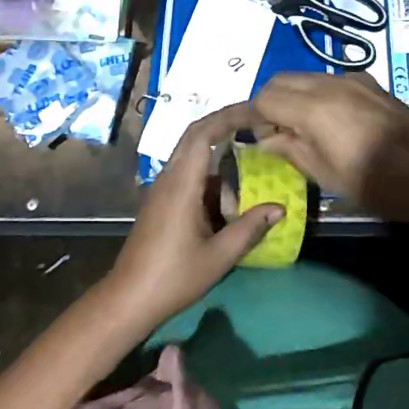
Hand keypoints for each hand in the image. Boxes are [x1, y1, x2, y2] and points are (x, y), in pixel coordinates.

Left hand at [103, 102, 282, 330]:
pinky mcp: (161, 204)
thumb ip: (250, 228)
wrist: (128, 299)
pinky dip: (212, 185)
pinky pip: (189, 180)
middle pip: (196, 138)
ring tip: (248, 191)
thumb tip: (279, 207)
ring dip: (221, 170)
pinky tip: (229, 210)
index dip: (228, 116)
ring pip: (195, 163)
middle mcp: (168, 179)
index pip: (202, 133)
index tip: (255, 110)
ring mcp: (162, 191)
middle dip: (227, 128)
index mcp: (180, 184)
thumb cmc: (173, 277)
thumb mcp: (219, 255)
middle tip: (259, 128)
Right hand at [250, 73, 408, 226]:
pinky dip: (315, 95)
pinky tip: (326, 124)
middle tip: (272, 135)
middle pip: (282, 80)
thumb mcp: (327, 176)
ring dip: (292, 97)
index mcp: (315, 106)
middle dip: (269, 103)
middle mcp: (331, 83)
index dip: (252, 117)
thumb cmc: (380, 184)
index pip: (265, 97)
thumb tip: (266, 138)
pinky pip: (329, 82)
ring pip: (305, 78)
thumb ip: (291, 150)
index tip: (251, 138)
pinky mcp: (371, 85)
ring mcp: (353, 80)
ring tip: (298, 131)